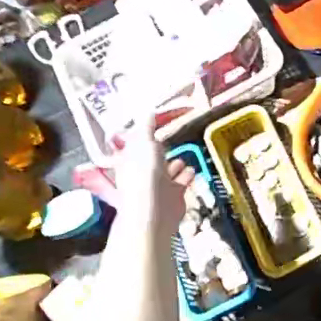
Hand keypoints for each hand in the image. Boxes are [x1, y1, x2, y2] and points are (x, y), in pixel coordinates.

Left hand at [115, 120, 192, 237]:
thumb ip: (146, 126)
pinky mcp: (172, 196)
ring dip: (174, 164)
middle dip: (158, 151)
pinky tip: (191, 169)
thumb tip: (148, 112)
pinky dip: (186, 175)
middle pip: (150, 158)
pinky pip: (181, 182)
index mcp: (129, 159)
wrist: (155, 208)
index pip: (134, 144)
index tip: (152, 127)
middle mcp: (141, 172)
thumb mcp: (144, 141)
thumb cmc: (145, 171)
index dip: (142, 135)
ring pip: (167, 171)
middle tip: (167, 142)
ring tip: (182, 157)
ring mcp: (157, 186)